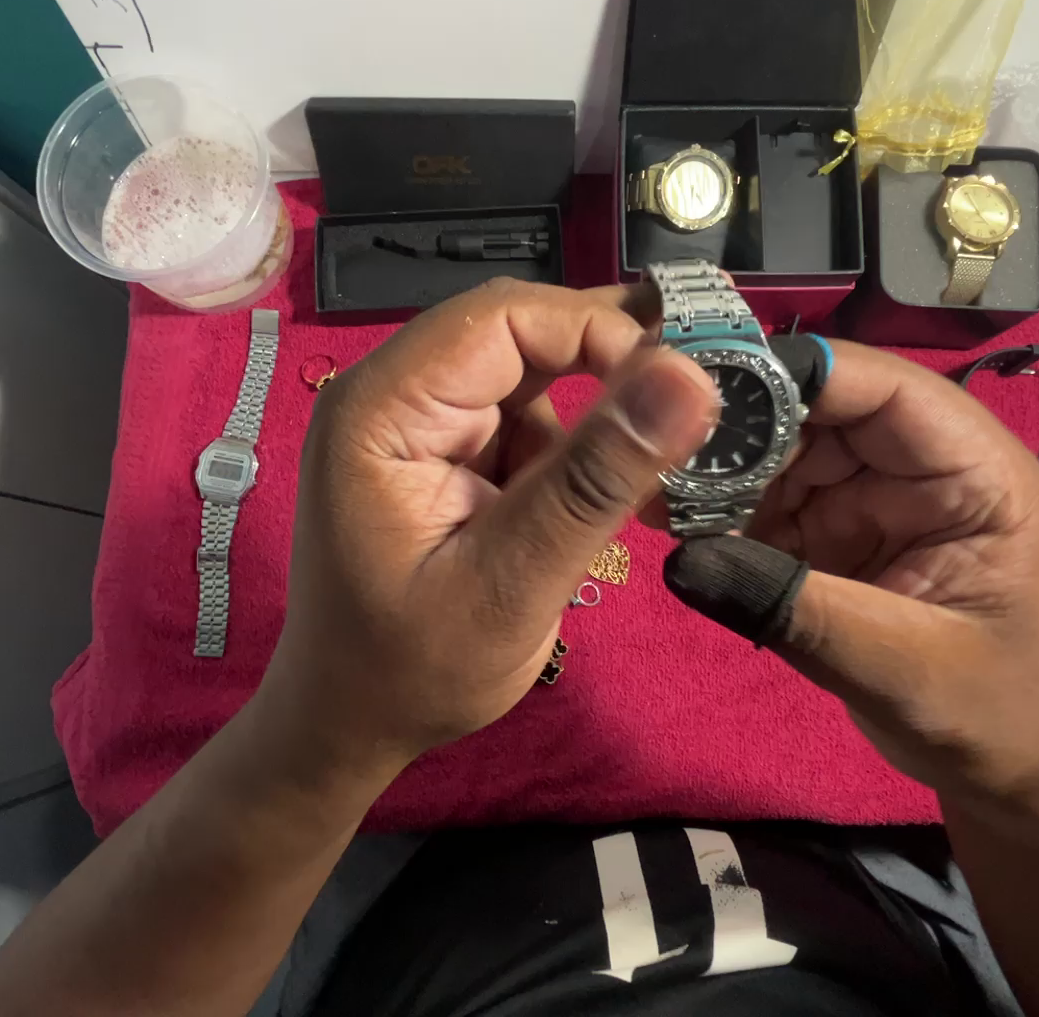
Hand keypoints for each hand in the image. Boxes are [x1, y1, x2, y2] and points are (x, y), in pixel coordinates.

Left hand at [262, 279, 718, 775]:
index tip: (677, 390)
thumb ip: (595, 480)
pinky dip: (567, 457)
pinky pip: (521, 423)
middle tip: (679, 420)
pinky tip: (572, 516)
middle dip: (602, 374)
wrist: (351, 721)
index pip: (501, 318)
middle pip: (516, 337)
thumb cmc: (412, 671)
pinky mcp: (440, 453)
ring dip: (588, 429)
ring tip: (610, 502)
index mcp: (382, 410)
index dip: (597, 333)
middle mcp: (391, 396)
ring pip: (529, 379)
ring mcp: (414, 423)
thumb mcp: (513, 583)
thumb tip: (687, 377)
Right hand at [664, 340, 1038, 824]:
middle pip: (820, 412)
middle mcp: (919, 467)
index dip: (796, 378)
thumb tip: (683, 560)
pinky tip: (676, 521)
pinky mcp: (835, 532)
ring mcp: (871, 498)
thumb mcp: (900, 667)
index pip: (886, 391)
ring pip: (784, 452)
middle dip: (739, 427)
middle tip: (657, 452)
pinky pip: (769, 502)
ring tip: (655, 491)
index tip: (700, 391)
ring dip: (721, 470)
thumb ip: (793, 609)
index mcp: (975, 474)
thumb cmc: (993, 716)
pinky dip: (723, 511)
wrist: (1005, 771)